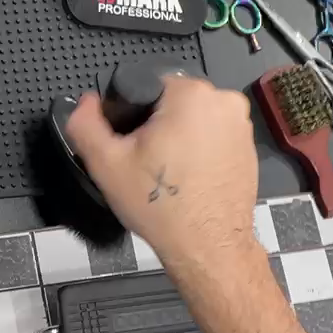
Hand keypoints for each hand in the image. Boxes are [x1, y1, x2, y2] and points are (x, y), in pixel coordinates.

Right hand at [64, 75, 261, 271]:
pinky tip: (186, 180)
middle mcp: (224, 100)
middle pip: (170, 103)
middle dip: (154, 127)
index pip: (145, 86)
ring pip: (191, 120)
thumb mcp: (106, 164)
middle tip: (143, 164)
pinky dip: (197, 152)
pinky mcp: (248, 147)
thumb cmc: (160, 204)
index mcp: (190, 93)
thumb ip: (85, 124)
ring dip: (176, 139)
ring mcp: (241, 125)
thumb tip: (84, 103)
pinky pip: (212, 137)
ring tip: (165, 174)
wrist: (208, 246)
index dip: (129, 116)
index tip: (128, 146)